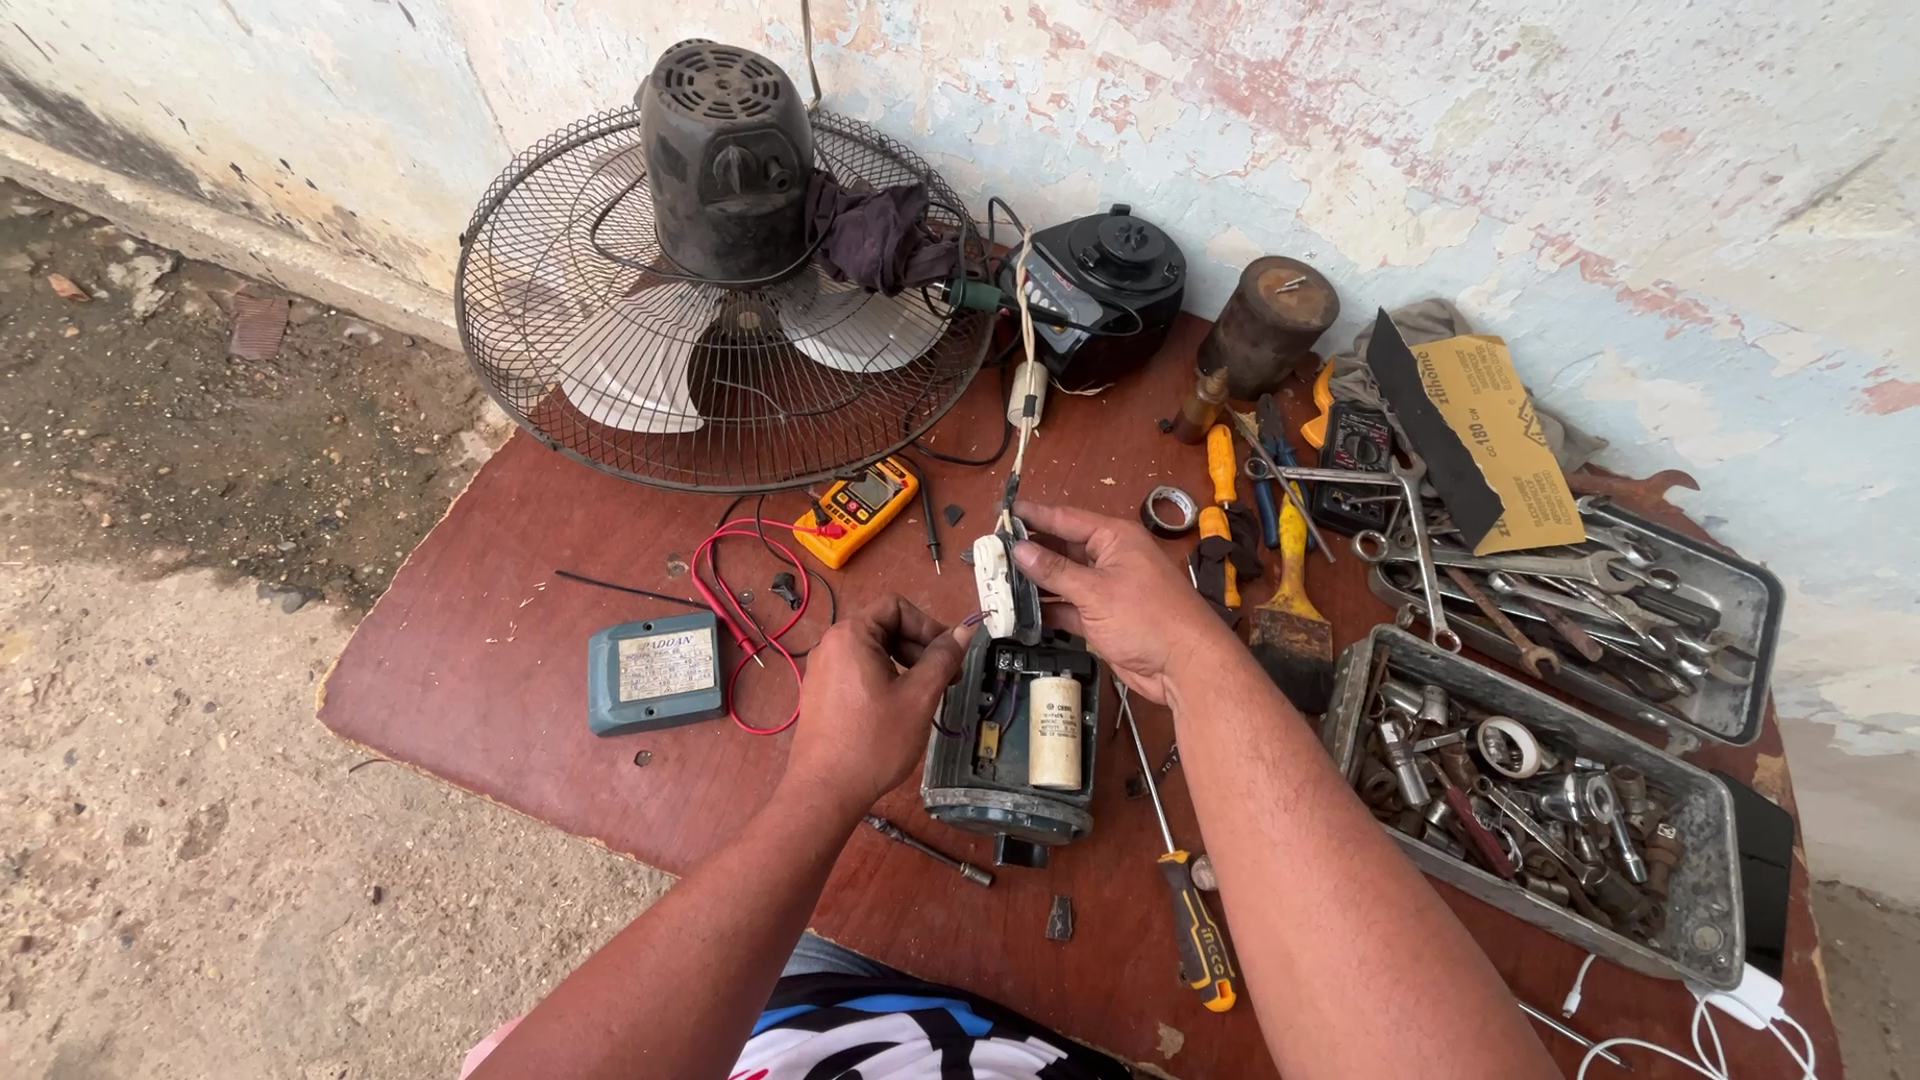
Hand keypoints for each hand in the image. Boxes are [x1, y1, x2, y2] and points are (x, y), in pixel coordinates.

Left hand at [791, 594, 973, 812]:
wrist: (825, 791)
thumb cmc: (874, 740)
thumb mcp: (918, 696)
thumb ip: (943, 658)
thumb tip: (965, 632)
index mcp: (851, 635)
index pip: (895, 606)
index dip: (928, 625)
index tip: (948, 655)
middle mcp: (831, 645)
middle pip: (884, 627)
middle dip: (919, 647)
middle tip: (946, 679)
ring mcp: (821, 671)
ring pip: (873, 651)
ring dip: (905, 664)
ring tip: (925, 696)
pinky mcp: (819, 694)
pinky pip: (858, 671)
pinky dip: (884, 679)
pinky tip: (898, 709)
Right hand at [1012, 501, 1236, 704]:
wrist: (1184, 666)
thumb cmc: (1146, 617)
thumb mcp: (1096, 591)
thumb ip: (1055, 571)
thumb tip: (1019, 549)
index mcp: (1113, 538)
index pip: (1065, 518)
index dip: (1033, 515)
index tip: (1003, 511)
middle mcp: (1108, 558)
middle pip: (1060, 548)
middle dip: (1028, 552)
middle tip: (991, 553)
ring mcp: (1105, 590)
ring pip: (1061, 580)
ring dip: (1033, 584)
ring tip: (996, 582)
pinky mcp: (1101, 618)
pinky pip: (1067, 607)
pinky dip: (1046, 610)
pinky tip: (1018, 612)